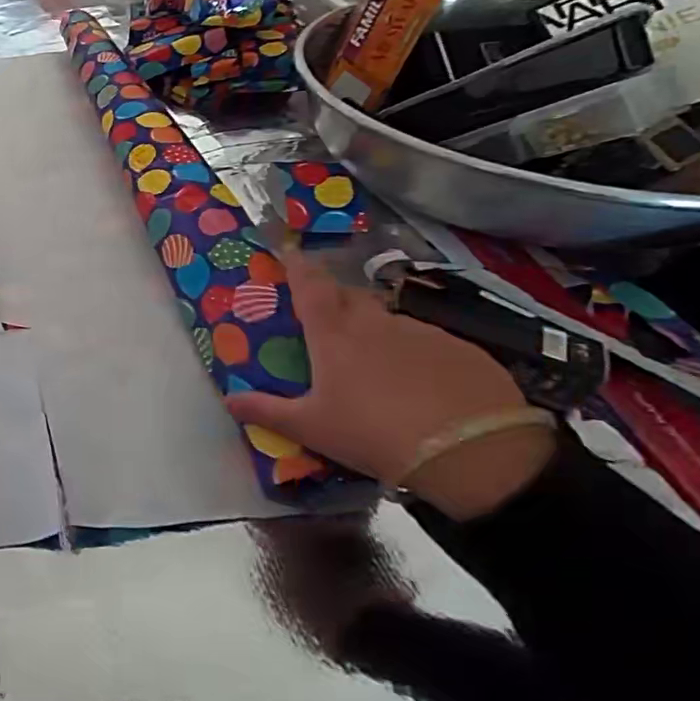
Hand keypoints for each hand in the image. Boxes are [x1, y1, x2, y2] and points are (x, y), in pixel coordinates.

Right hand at [226, 251, 555, 519]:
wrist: (470, 451)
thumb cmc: (373, 433)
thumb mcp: (312, 428)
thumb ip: (268, 411)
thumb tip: (229, 400)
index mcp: (333, 333)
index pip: (309, 284)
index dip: (297, 264)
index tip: (290, 250)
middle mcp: (374, 321)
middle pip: (348, 295)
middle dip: (334, 298)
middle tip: (326, 321)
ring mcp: (419, 330)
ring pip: (387, 319)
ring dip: (374, 330)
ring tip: (375, 365)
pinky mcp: (457, 346)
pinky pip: (425, 339)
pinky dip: (413, 352)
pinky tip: (420, 384)